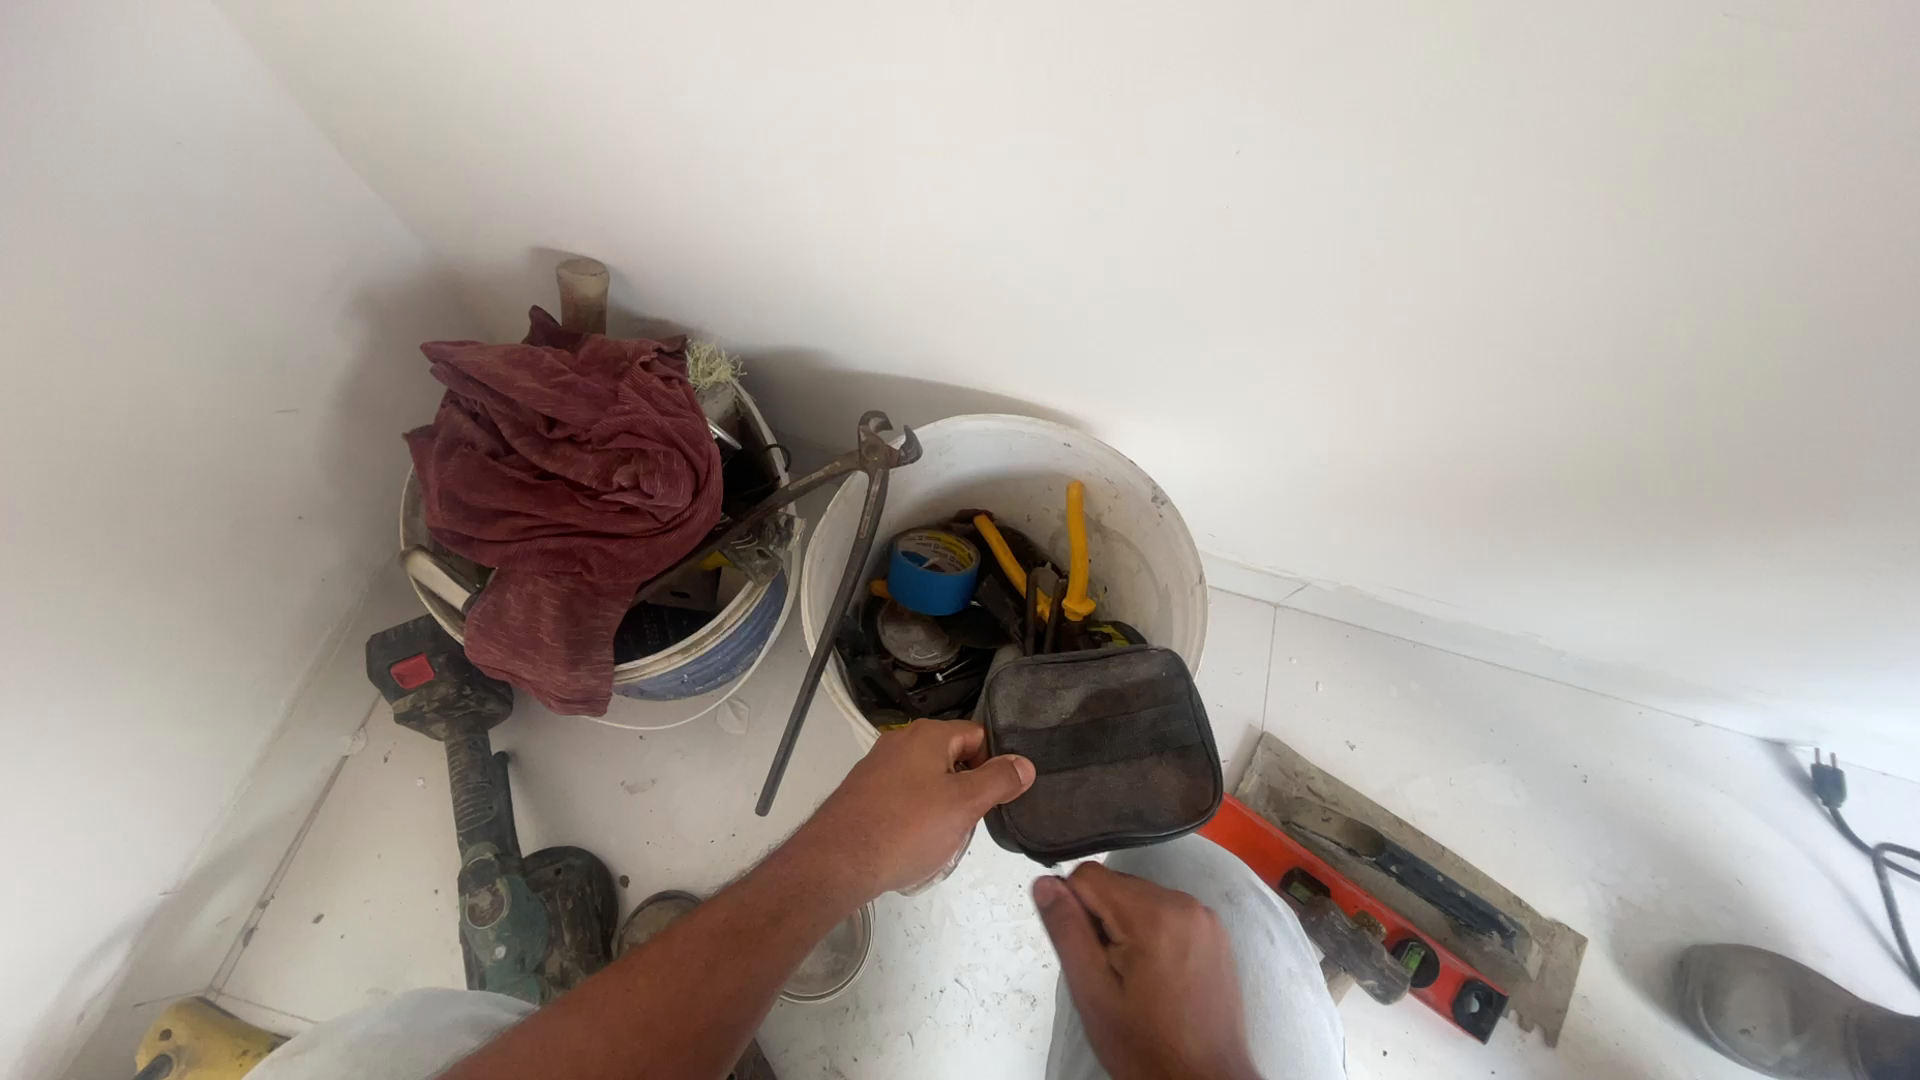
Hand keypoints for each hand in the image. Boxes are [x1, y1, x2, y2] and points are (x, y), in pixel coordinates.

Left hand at [793, 718, 1033, 900]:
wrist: (836, 862)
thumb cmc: (905, 828)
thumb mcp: (963, 805)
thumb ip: (998, 781)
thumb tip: (1024, 763)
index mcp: (927, 735)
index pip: (978, 736)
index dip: (994, 765)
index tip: (997, 798)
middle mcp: (901, 741)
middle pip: (953, 758)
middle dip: (967, 791)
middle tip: (969, 823)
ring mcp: (879, 767)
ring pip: (929, 782)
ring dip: (942, 808)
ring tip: (941, 840)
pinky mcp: (864, 793)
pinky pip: (904, 800)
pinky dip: (915, 818)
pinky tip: (913, 845)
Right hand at [1034, 864, 1260, 1079]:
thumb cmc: (1145, 1047)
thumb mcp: (1092, 992)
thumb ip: (1066, 929)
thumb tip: (1045, 882)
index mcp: (1152, 914)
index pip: (1088, 875)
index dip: (1075, 910)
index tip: (1089, 954)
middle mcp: (1183, 903)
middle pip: (1116, 884)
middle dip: (1103, 919)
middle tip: (1112, 973)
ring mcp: (1204, 916)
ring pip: (1139, 896)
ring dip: (1127, 926)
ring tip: (1136, 978)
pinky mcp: (1214, 931)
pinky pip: (1166, 911)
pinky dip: (1153, 932)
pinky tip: (1158, 975)